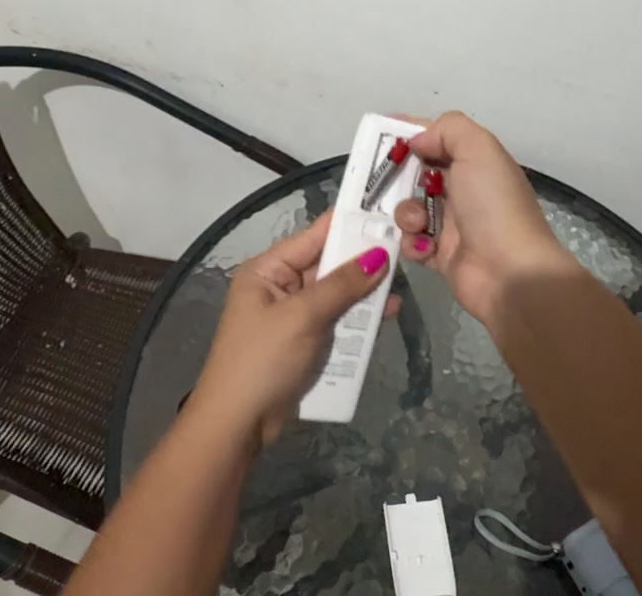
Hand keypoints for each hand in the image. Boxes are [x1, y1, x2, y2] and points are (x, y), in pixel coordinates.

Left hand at [188, 210, 395, 447]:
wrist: (237, 426)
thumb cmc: (263, 360)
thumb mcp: (303, 317)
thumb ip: (342, 285)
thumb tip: (378, 255)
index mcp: (268, 270)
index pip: (314, 236)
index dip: (349, 225)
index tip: (386, 215)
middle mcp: (279, 286)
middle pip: (328, 265)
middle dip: (362, 263)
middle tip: (403, 254)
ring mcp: (292, 316)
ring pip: (336, 295)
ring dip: (363, 295)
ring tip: (398, 293)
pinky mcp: (304, 342)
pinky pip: (335, 321)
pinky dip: (357, 320)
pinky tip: (384, 319)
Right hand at [394, 112, 579, 328]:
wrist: (510, 273)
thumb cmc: (493, 205)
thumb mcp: (479, 149)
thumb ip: (448, 129)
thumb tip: (418, 142)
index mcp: (476, 163)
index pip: (438, 139)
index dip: (411, 134)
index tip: (381, 133)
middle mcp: (463, 191)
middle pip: (417, 174)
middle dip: (397, 176)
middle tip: (380, 182)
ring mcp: (451, 225)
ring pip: (409, 208)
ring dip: (406, 213)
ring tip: (419, 222)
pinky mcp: (440, 255)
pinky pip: (411, 242)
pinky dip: (412, 243)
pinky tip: (425, 247)